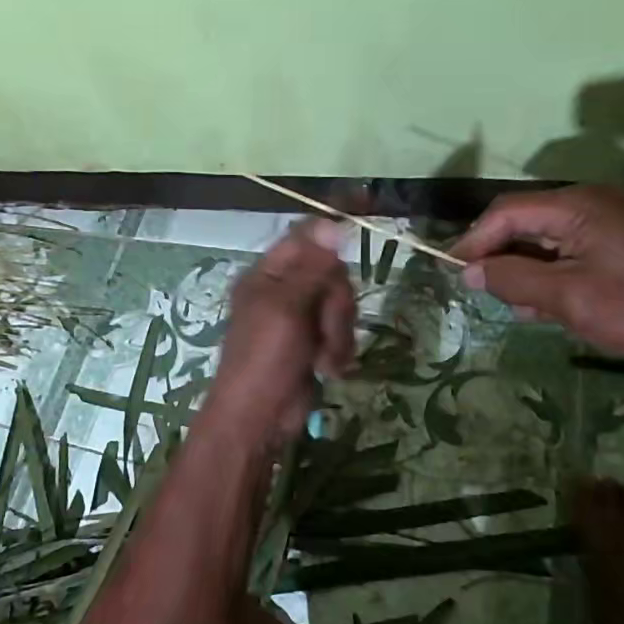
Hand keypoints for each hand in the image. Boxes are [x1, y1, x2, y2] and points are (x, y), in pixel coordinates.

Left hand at [200, 219, 356, 435]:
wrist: (259, 419)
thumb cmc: (264, 360)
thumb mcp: (287, 309)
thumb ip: (312, 268)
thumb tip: (332, 223)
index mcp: (268, 275)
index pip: (306, 237)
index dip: (332, 224)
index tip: (364, 203)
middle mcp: (283, 290)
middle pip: (332, 274)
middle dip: (336, 306)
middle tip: (326, 331)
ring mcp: (299, 318)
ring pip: (341, 305)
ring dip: (339, 334)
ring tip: (326, 361)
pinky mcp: (313, 342)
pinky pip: (341, 331)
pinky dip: (339, 350)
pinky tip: (328, 369)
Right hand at [449, 185, 623, 364]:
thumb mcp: (567, 296)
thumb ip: (513, 279)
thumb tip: (469, 270)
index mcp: (579, 204)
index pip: (508, 212)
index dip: (475, 240)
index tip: (453, 272)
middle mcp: (593, 202)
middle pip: (526, 222)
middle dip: (502, 259)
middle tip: (490, 297)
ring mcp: (611, 221)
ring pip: (547, 240)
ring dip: (527, 271)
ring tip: (522, 309)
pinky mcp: (623, 242)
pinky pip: (571, 250)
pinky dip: (552, 274)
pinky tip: (548, 305)